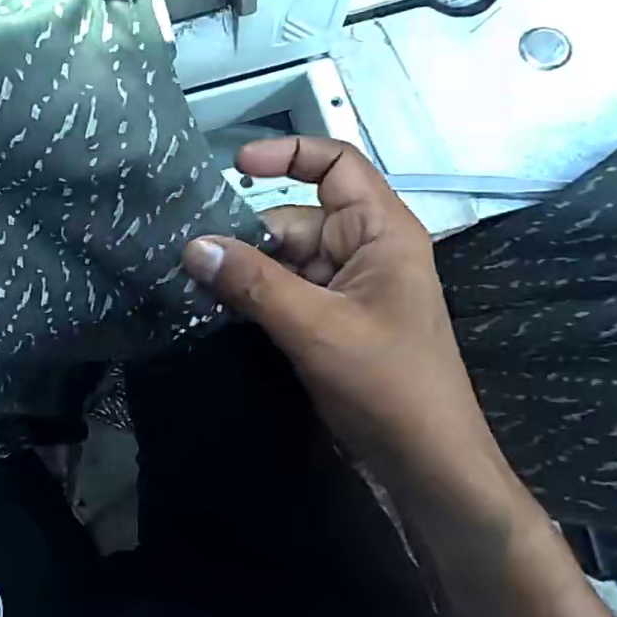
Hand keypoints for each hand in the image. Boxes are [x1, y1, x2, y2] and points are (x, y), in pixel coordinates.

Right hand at [183, 137, 492, 474]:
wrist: (428, 462)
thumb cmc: (389, 384)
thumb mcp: (317, 328)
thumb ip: (254, 284)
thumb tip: (193, 246)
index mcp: (381, 230)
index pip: (336, 165)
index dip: (288, 154)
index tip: (235, 166)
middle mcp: (365, 250)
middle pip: (296, 221)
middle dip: (248, 239)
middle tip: (188, 261)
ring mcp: (350, 289)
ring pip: (287, 262)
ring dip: (247, 275)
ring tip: (193, 287)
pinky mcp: (335, 323)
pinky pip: (290, 295)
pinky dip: (259, 300)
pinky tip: (219, 311)